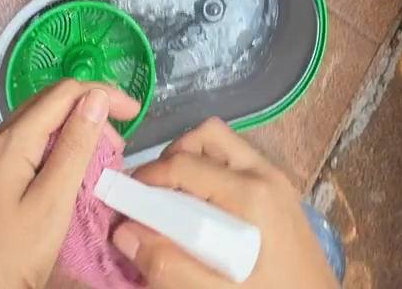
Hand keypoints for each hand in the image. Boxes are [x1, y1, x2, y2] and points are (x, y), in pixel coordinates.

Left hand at [0, 80, 141, 288]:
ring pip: (35, 127)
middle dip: (88, 113)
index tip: (134, 112)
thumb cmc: (9, 261)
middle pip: (47, 105)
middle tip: (118, 147)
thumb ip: (75, 147)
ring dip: (72, 133)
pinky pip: (23, 150)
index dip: (102, 94)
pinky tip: (67, 176)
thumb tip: (96, 96)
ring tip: (99, 163)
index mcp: (7, 143)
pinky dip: (52, 151)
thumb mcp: (51, 205)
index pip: (62, 94)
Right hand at [113, 119, 340, 288]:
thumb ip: (172, 266)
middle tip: (150, 195)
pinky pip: (237, 163)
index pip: (185, 165)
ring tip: (172, 204)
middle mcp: (265, 173)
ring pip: (223, 144)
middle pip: (208, 136)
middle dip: (172, 156)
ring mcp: (276, 179)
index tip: (121, 200)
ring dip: (193, 162)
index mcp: (251, 194)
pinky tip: (201, 213)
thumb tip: (125, 233)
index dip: (146, 179)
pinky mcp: (280, 192)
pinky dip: (212, 173)